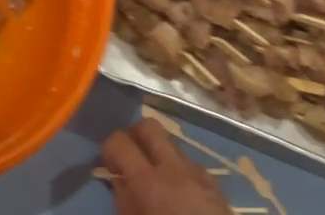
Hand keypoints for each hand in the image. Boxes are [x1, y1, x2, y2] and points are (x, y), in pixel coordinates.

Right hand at [101, 119, 233, 214]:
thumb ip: (123, 199)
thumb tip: (117, 178)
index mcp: (148, 181)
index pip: (119, 140)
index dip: (109, 147)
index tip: (108, 163)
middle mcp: (174, 168)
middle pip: (149, 126)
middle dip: (135, 134)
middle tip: (129, 155)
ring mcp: (198, 173)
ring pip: (172, 144)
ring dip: (159, 153)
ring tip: (156, 178)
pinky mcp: (216, 185)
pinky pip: (191, 165)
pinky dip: (179, 171)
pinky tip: (179, 193)